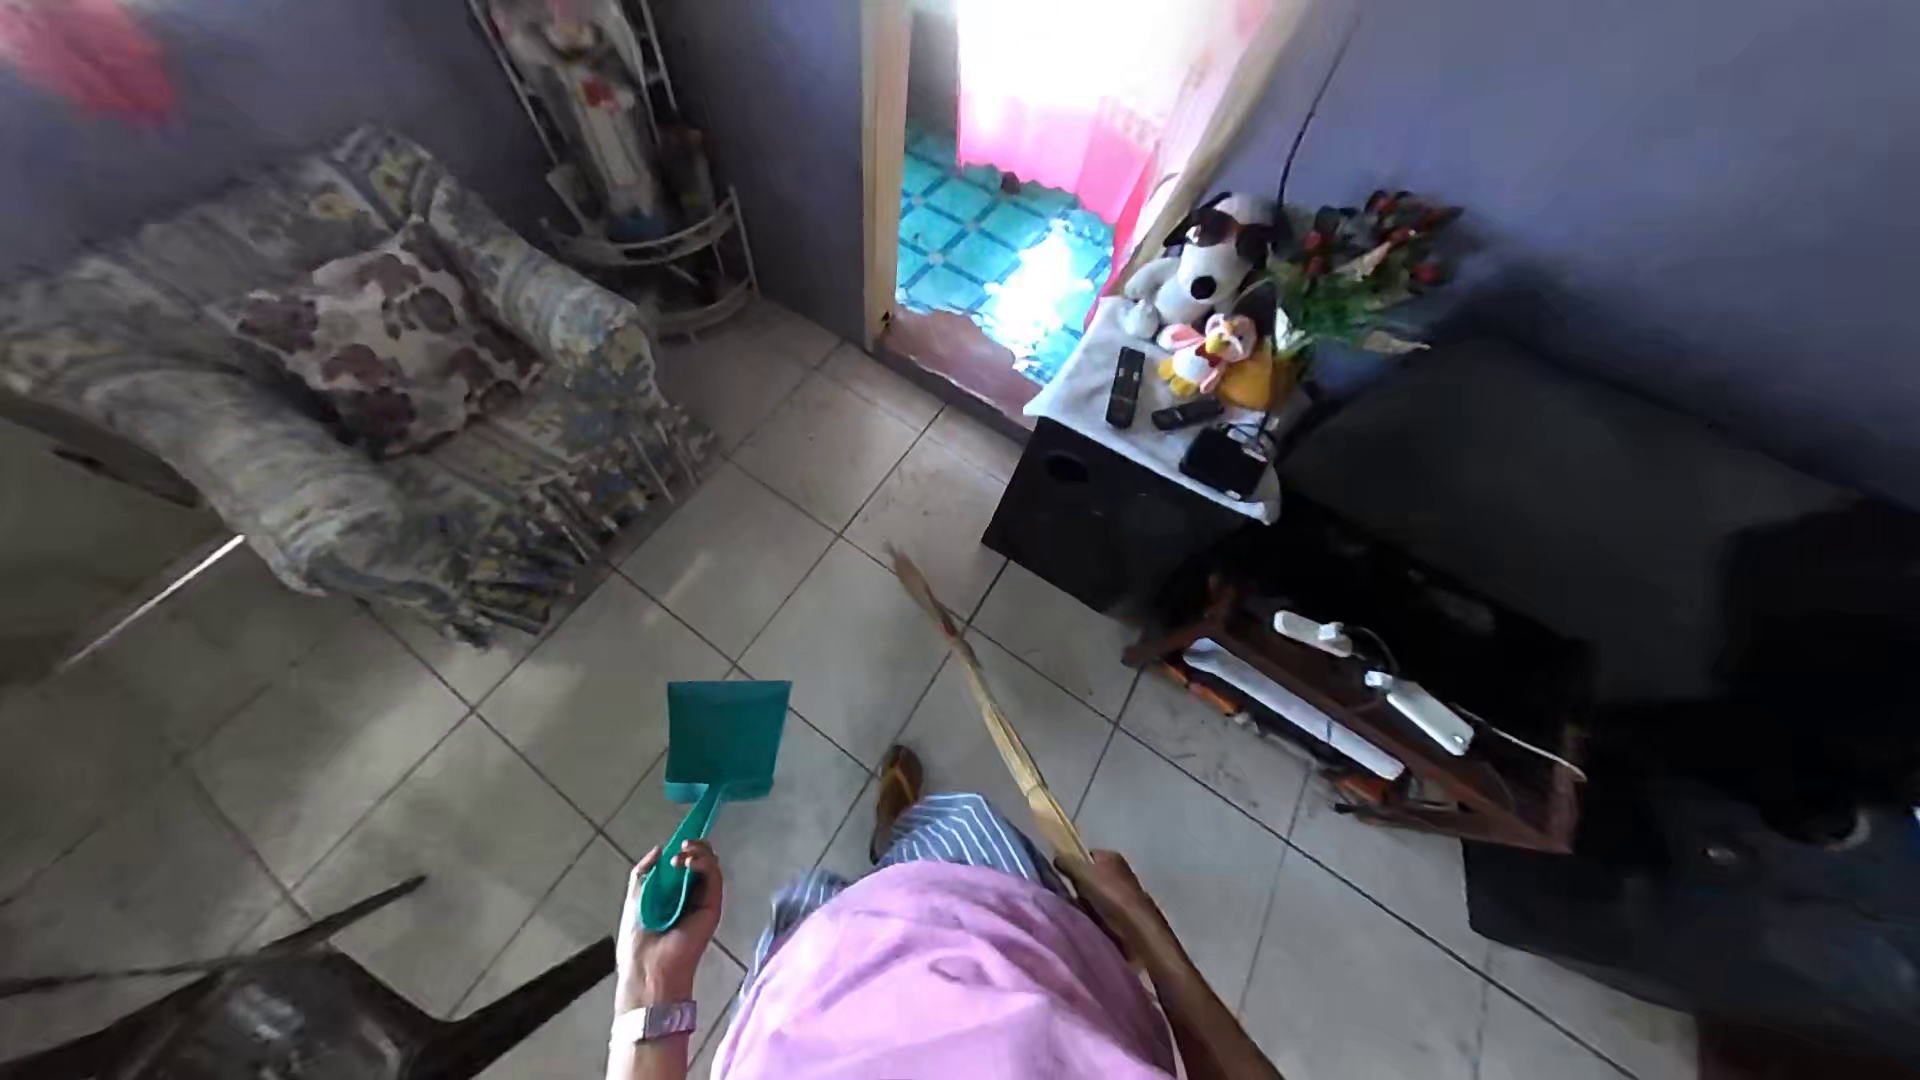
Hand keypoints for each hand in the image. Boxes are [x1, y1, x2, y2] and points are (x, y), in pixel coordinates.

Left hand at [615, 839, 721, 1010]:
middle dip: (696, 847)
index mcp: (676, 895)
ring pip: (712, 866)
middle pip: (704, 861)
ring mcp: (705, 900)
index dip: (686, 850)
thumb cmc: (637, 942)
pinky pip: (714, 878)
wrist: (647, 970)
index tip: (677, 843)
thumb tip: (659, 849)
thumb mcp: (634, 900)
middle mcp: (693, 895)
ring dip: (699, 853)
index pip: (688, 864)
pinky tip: (689, 862)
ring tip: (681, 856)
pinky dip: (704, 864)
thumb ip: (642, 873)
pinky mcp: (713, 906)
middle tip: (683, 846)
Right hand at [1059, 849, 1172, 954]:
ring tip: (1082, 913)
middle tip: (1072, 898)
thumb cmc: (1109, 895)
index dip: (1075, 864)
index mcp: (1111, 855)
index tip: (1065, 878)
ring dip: (1090, 904)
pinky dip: (1099, 918)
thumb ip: (1067, 863)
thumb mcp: (1082, 873)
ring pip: (1098, 896)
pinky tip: (1094, 924)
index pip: (1087, 855)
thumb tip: (1056, 858)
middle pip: (1092, 876)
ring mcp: (1127, 893)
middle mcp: (1121, 870)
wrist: (1137, 929)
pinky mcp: (1129, 914)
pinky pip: (1106, 912)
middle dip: (1082, 887)